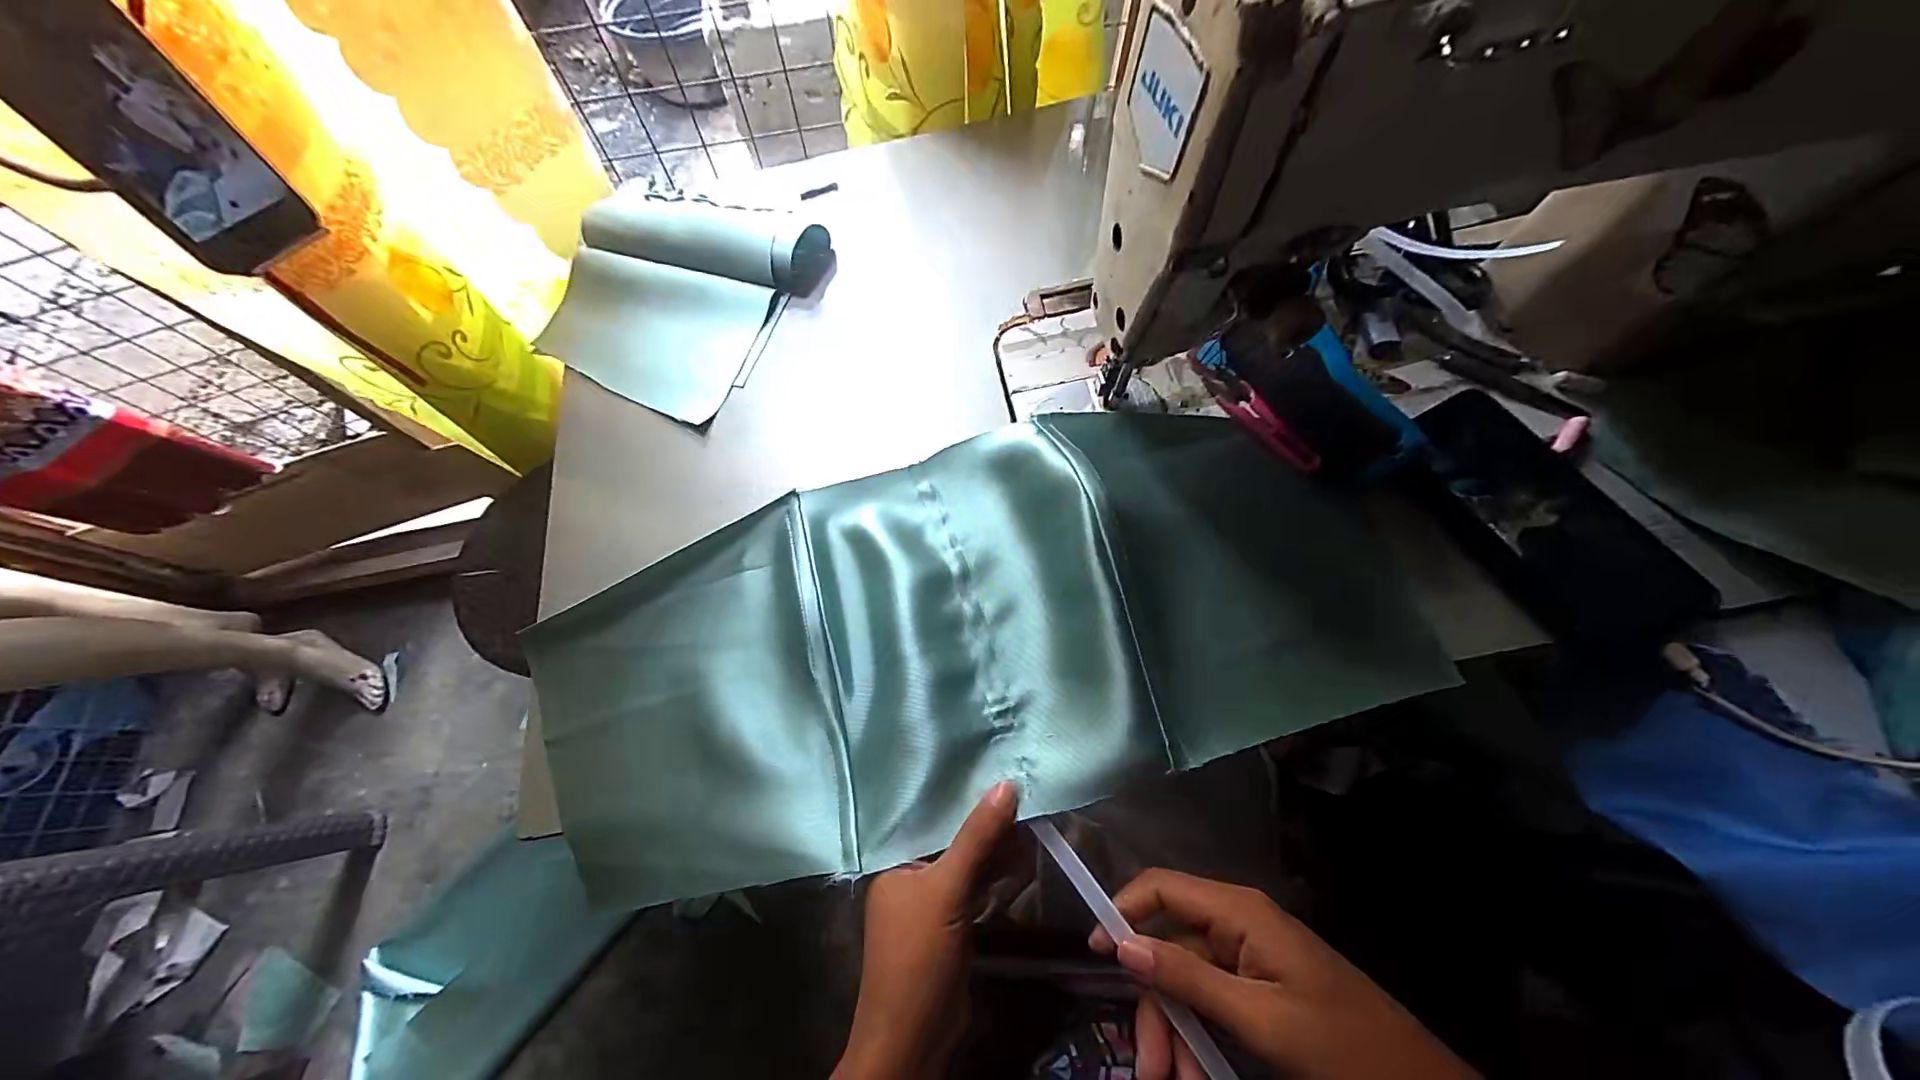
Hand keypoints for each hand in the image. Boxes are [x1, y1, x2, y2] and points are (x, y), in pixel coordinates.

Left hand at [833, 781, 1018, 1079]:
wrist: (915, 1038)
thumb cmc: (919, 955)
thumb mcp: (947, 889)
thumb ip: (976, 838)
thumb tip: (1007, 783)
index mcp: (895, 864)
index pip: (934, 820)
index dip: (968, 801)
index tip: (1004, 776)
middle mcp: (910, 880)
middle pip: (955, 844)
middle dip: (989, 829)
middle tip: (1029, 803)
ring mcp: (931, 906)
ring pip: (969, 869)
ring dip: (998, 853)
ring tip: (1034, 828)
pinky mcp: (952, 928)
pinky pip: (976, 892)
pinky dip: (998, 880)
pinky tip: (1024, 863)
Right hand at [1090, 869, 1477, 1079]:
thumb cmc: (1341, 1044)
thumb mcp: (1260, 1017)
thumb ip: (1189, 977)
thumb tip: (1123, 945)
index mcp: (1239, 912)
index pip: (1162, 887)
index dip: (1123, 908)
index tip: (1095, 951)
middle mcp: (1238, 923)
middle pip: (1170, 947)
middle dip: (1154, 1005)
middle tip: (1148, 1068)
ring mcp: (1249, 955)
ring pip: (1187, 981)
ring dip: (1175, 1032)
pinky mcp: (1259, 985)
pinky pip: (1212, 1001)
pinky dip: (1198, 1036)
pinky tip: (1197, 1073)